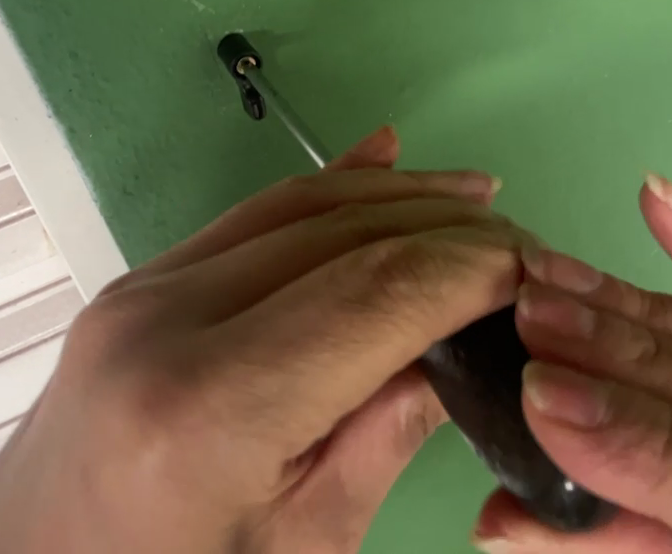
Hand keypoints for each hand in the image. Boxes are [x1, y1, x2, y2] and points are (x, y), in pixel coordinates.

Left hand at [0, 127, 524, 553]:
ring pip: (300, 206)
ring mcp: (145, 287)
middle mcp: (169, 319)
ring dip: (397, 193)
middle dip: (444, 228)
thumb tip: (457, 343)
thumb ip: (382, 432)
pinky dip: (328, 184)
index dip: (465, 269)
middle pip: (341, 236)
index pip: (373, 294)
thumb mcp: (299, 549)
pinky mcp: (140, 279)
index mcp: (211, 407)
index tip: (531, 268)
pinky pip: (252, 214)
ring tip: (473, 195)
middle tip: (517, 240)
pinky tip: (382, 157)